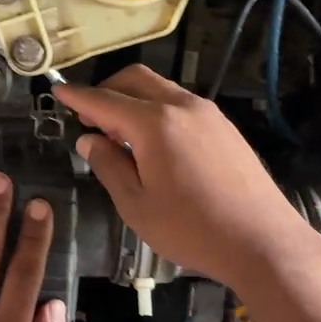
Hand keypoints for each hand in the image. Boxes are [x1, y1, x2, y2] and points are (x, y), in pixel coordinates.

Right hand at [55, 65, 320, 291]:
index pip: (105, 100)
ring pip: (161, 89)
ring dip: (133, 100)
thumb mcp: (136, 205)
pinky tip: (153, 143)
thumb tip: (89, 140)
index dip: (77, 96)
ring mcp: (209, 114)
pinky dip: (157, 110)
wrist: (262, 242)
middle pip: (135, 79)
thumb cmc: (192, 229)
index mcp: (155, 123)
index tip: (58, 91)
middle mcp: (182, 106)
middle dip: (106, 90)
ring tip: (119, 134)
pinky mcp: (225, 128)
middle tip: (88, 117)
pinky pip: (181, 105)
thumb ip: (108, 166)